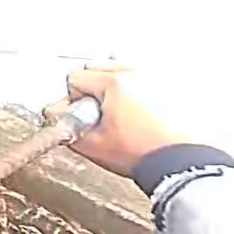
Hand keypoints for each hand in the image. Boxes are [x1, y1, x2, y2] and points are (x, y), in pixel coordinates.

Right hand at [49, 67, 191, 176]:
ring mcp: (158, 77)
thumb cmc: (141, 154)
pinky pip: (146, 76)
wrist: (180, 166)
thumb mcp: (92, 145)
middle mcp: (137, 73)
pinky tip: (141, 109)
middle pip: (98, 67)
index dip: (72, 100)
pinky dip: (139, 86)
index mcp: (114, 83)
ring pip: (122, 67)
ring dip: (115, 83)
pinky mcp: (176, 86)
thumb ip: (64, 125)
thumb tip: (53, 113)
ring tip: (120, 109)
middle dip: (93, 87)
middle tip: (99, 112)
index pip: (76, 78)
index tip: (83, 116)